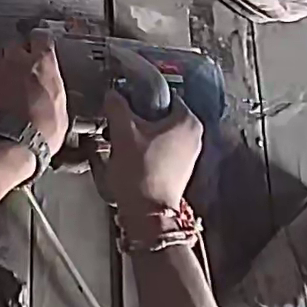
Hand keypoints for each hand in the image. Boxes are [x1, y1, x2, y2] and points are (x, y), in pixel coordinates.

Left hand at [0, 29, 67, 154]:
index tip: (42, 46)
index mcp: (43, 62)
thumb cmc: (40, 128)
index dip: (41, 42)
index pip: (41, 37)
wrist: (14, 142)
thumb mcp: (61, 106)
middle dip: (20, 51)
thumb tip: (53, 92)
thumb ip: (54, 89)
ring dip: (3, 57)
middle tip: (26, 63)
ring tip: (9, 68)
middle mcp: (18, 61)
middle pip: (16, 42)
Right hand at [101, 90, 201, 212]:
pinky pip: (160, 148)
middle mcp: (194, 136)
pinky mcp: (179, 168)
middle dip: (137, 117)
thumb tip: (113, 94)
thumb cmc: (140, 173)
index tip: (123, 100)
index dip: (139, 95)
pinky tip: (130, 155)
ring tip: (121, 140)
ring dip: (139, 133)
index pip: (163, 94)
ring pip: (158, 131)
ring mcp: (188, 154)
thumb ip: (117, 106)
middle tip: (118, 123)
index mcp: (188, 121)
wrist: (146, 212)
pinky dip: (145, 147)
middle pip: (160, 114)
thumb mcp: (122, 132)